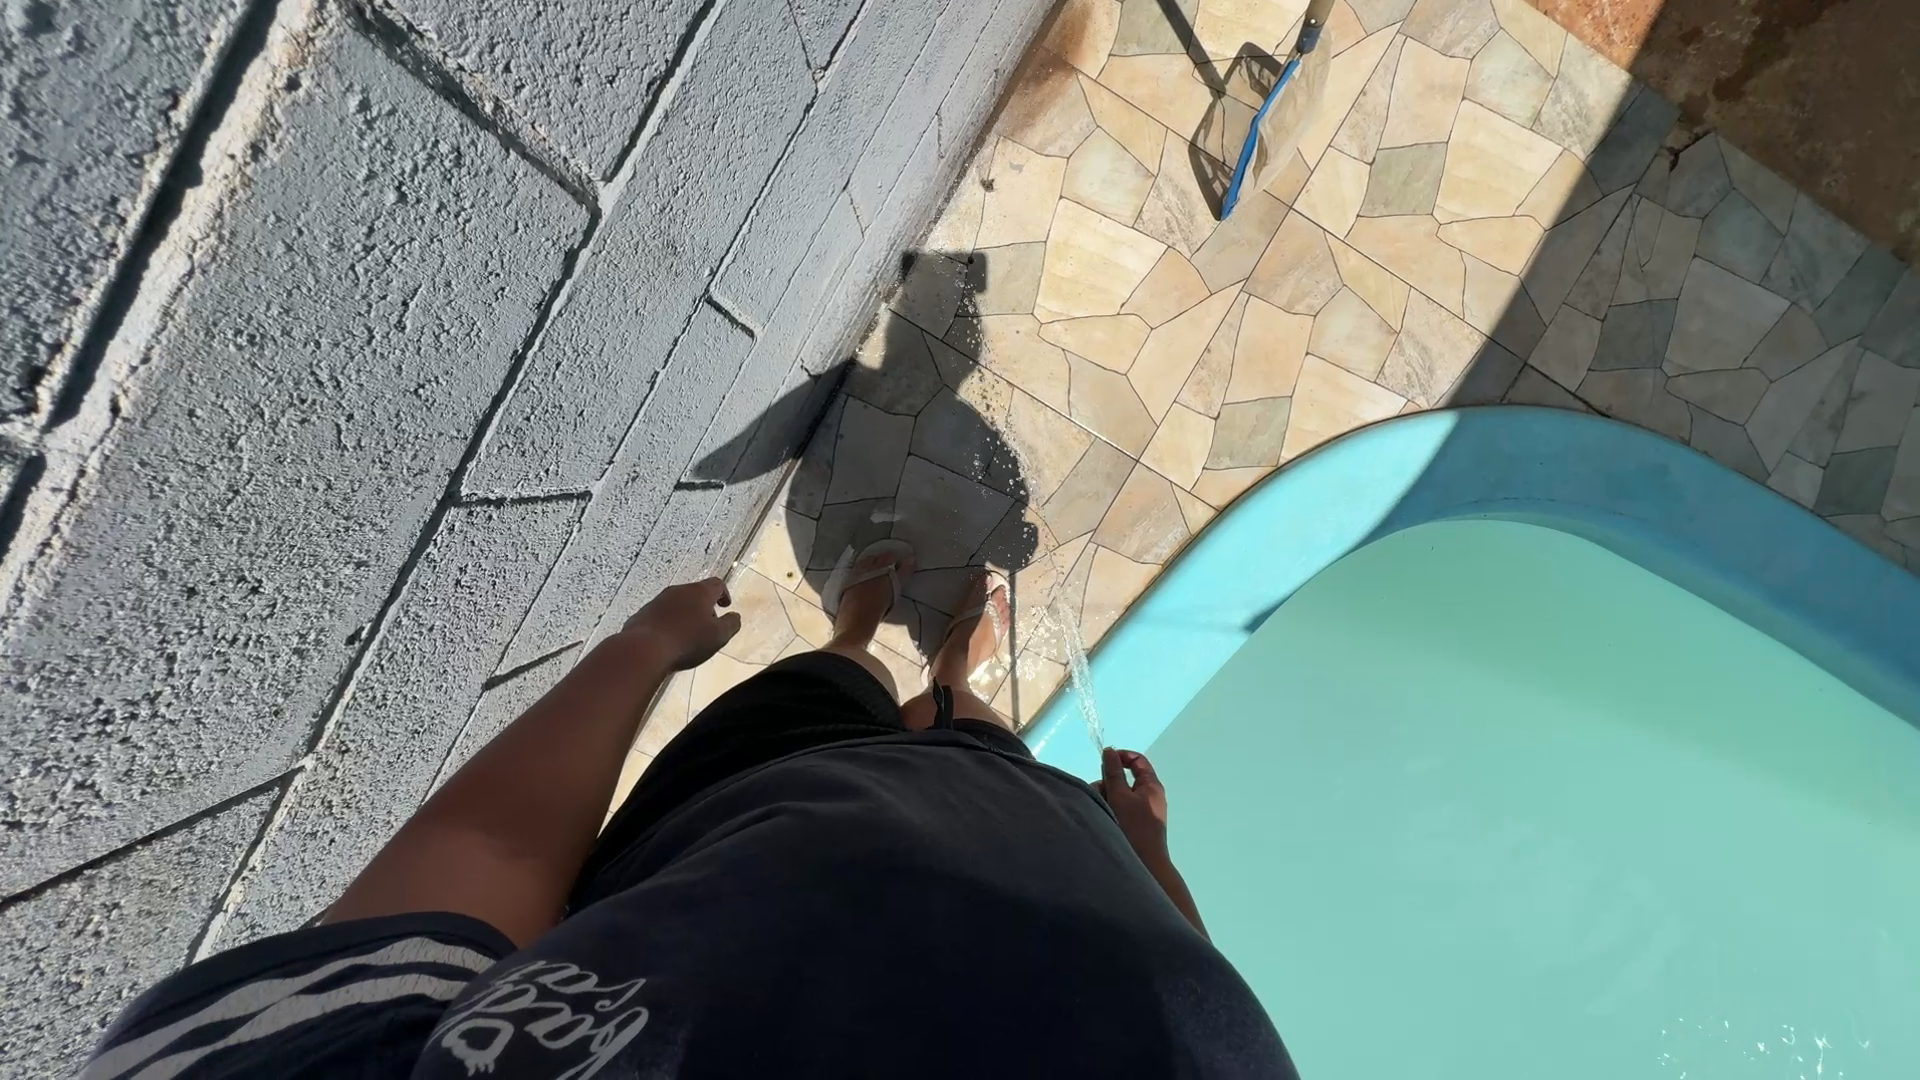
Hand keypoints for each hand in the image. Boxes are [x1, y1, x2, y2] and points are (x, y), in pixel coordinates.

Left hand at [619, 578, 741, 670]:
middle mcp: (678, 591)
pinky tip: (669, 639)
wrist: (644, 650)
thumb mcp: (718, 636)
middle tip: (708, 623)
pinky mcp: (642, 614)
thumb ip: (731, 624)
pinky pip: (660, 614)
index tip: (725, 605)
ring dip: (685, 614)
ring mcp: (657, 601)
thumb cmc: (688, 641)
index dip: (724, 594)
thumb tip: (735, 616)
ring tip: (688, 633)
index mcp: (699, 592)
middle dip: (704, 606)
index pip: (717, 584)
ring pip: (676, 603)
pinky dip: (668, 622)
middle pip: (695, 592)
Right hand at [1096, 748, 1169, 862]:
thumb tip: (1109, 751)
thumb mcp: (1120, 796)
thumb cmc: (1133, 827)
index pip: (1137, 761)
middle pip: (1125, 778)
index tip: (1104, 761)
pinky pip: (1119, 808)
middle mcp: (1148, 796)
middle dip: (1108, 782)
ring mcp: (1142, 811)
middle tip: (1098, 792)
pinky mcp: (1135, 824)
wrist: (1144, 865)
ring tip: (1099, 808)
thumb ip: (1113, 772)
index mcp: (1151, 786)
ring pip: (1119, 794)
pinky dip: (1109, 808)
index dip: (1121, 757)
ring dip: (1106, 796)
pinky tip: (1102, 816)